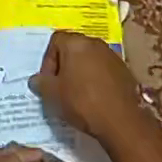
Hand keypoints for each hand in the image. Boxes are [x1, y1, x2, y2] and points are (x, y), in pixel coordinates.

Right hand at [28, 31, 151, 145]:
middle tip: (60, 87)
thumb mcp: (52, 95)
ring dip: (80, 72)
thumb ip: (41, 83)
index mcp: (76, 43)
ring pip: (89, 58)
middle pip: (73, 48)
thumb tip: (37, 79)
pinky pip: (103, 69)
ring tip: (76, 94)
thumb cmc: (82, 102)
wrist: (121, 120)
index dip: (47, 60)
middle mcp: (95, 42)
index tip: (48, 81)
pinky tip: (94, 98)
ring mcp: (112, 55)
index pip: (55, 41)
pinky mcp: (124, 69)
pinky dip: (96, 79)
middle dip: (64, 66)